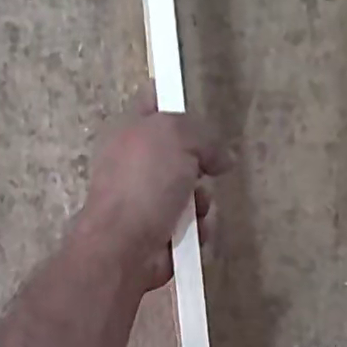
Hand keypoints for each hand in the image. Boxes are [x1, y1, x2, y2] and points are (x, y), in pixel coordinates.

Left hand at [71, 89, 228, 291]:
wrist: (124, 246)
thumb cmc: (144, 182)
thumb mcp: (176, 136)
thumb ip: (204, 136)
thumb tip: (223, 158)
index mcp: (129, 131)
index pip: (154, 102)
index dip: (176, 100)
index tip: (199, 108)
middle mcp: (136, 165)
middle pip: (181, 153)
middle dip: (201, 162)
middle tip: (207, 167)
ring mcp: (147, 202)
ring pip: (192, 193)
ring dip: (203, 202)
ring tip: (197, 209)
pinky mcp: (159, 234)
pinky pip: (192, 226)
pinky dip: (198, 230)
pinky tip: (195, 233)